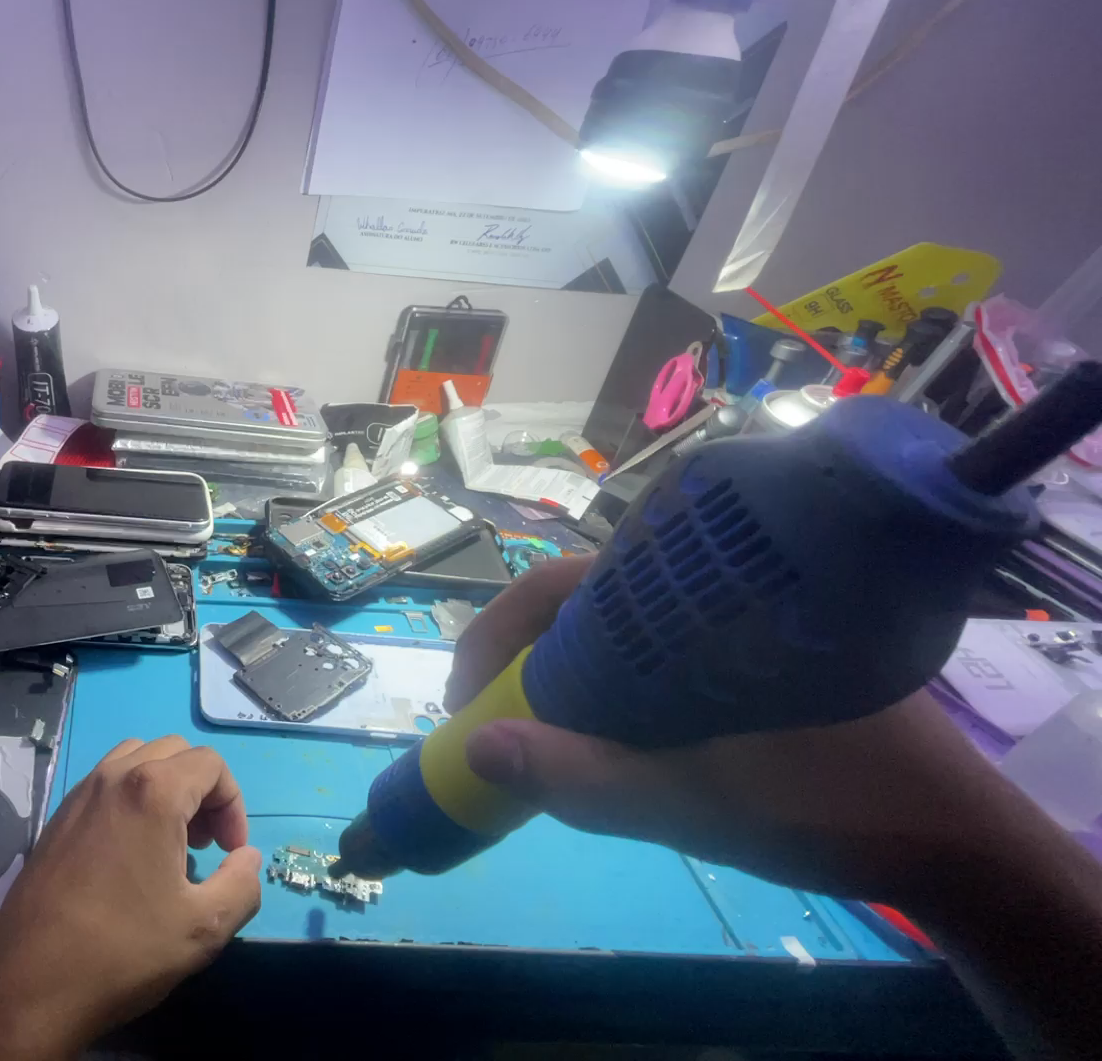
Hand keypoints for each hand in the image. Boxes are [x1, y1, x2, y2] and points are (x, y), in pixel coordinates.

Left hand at [0, 736, 260, 1060]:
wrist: (32, 981)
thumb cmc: (123, 950)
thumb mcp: (203, 928)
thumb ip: (242, 885)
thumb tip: (247, 858)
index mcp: (154, 791)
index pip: (211, 764)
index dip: (233, 804)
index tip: (230, 853)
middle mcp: (115, 776)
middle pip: (175, 752)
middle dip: (202, 790)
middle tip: (206, 844)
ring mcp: (82, 791)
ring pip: (137, 759)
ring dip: (165, 786)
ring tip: (170, 842)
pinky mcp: (59, 813)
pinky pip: (107, 781)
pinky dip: (132, 797)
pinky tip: (131, 854)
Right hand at [444, 556, 1050, 904]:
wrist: (964, 851)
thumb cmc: (836, 810)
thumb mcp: (701, 804)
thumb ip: (589, 781)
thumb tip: (476, 747)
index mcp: (693, 598)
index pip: (561, 582)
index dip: (496, 630)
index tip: (468, 694)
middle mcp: (698, 594)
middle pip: (573, 601)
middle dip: (513, 653)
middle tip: (488, 715)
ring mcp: (714, 626)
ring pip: (600, 628)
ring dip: (549, 669)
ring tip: (526, 724)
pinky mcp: (728, 659)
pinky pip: (633, 654)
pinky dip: (591, 684)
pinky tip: (589, 728)